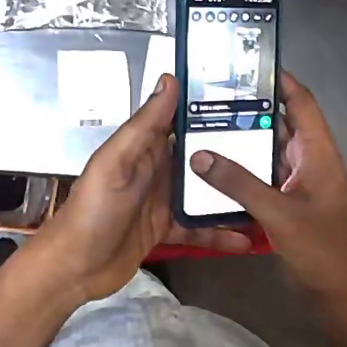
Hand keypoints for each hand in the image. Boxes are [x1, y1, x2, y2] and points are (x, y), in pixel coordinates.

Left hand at [23, 74, 249, 302]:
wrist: (75, 267)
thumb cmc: (93, 209)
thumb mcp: (116, 162)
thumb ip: (144, 125)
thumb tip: (169, 80)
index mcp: (141, 148)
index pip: (176, 120)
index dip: (206, 110)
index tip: (245, 101)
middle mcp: (154, 170)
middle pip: (196, 157)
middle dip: (229, 152)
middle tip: (272, 149)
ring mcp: (160, 201)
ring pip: (202, 192)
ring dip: (229, 193)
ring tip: (266, 191)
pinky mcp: (164, 229)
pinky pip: (197, 227)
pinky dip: (218, 232)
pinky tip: (245, 237)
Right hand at [189, 72, 346, 303]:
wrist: (343, 296)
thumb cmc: (322, 249)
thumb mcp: (278, 212)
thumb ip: (238, 183)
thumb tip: (198, 155)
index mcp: (318, 153)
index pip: (302, 102)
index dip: (280, 80)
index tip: (248, 64)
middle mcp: (310, 160)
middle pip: (281, 122)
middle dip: (251, 107)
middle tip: (213, 93)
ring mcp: (299, 182)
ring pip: (269, 149)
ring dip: (244, 137)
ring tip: (206, 121)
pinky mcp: (289, 202)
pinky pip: (263, 174)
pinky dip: (243, 166)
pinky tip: (215, 163)